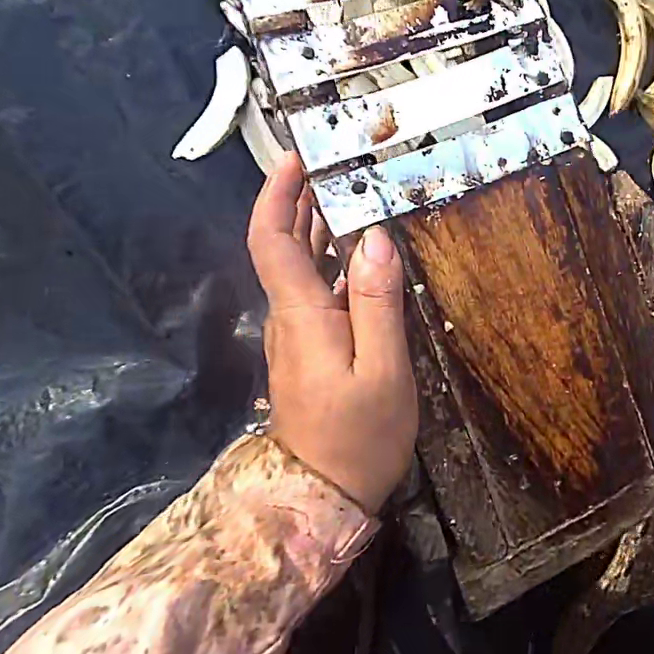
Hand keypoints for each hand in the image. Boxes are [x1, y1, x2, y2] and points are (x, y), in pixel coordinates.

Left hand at [247, 152, 416, 512]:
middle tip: (332, 164)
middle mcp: (290, 316)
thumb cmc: (358, 438)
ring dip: (317, 226)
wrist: (323, 496)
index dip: (275, 194)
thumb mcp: (382, 371)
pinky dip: (333, 260)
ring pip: (300, 266)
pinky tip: (362, 253)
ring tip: (351, 194)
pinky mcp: (309, 347)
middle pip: (282, 245)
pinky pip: (317, 289)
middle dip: (299, 199)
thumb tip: (374, 239)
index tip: (294, 158)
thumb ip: (378, 303)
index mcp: (301, 315)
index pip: (271, 240)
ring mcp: (297, 332)